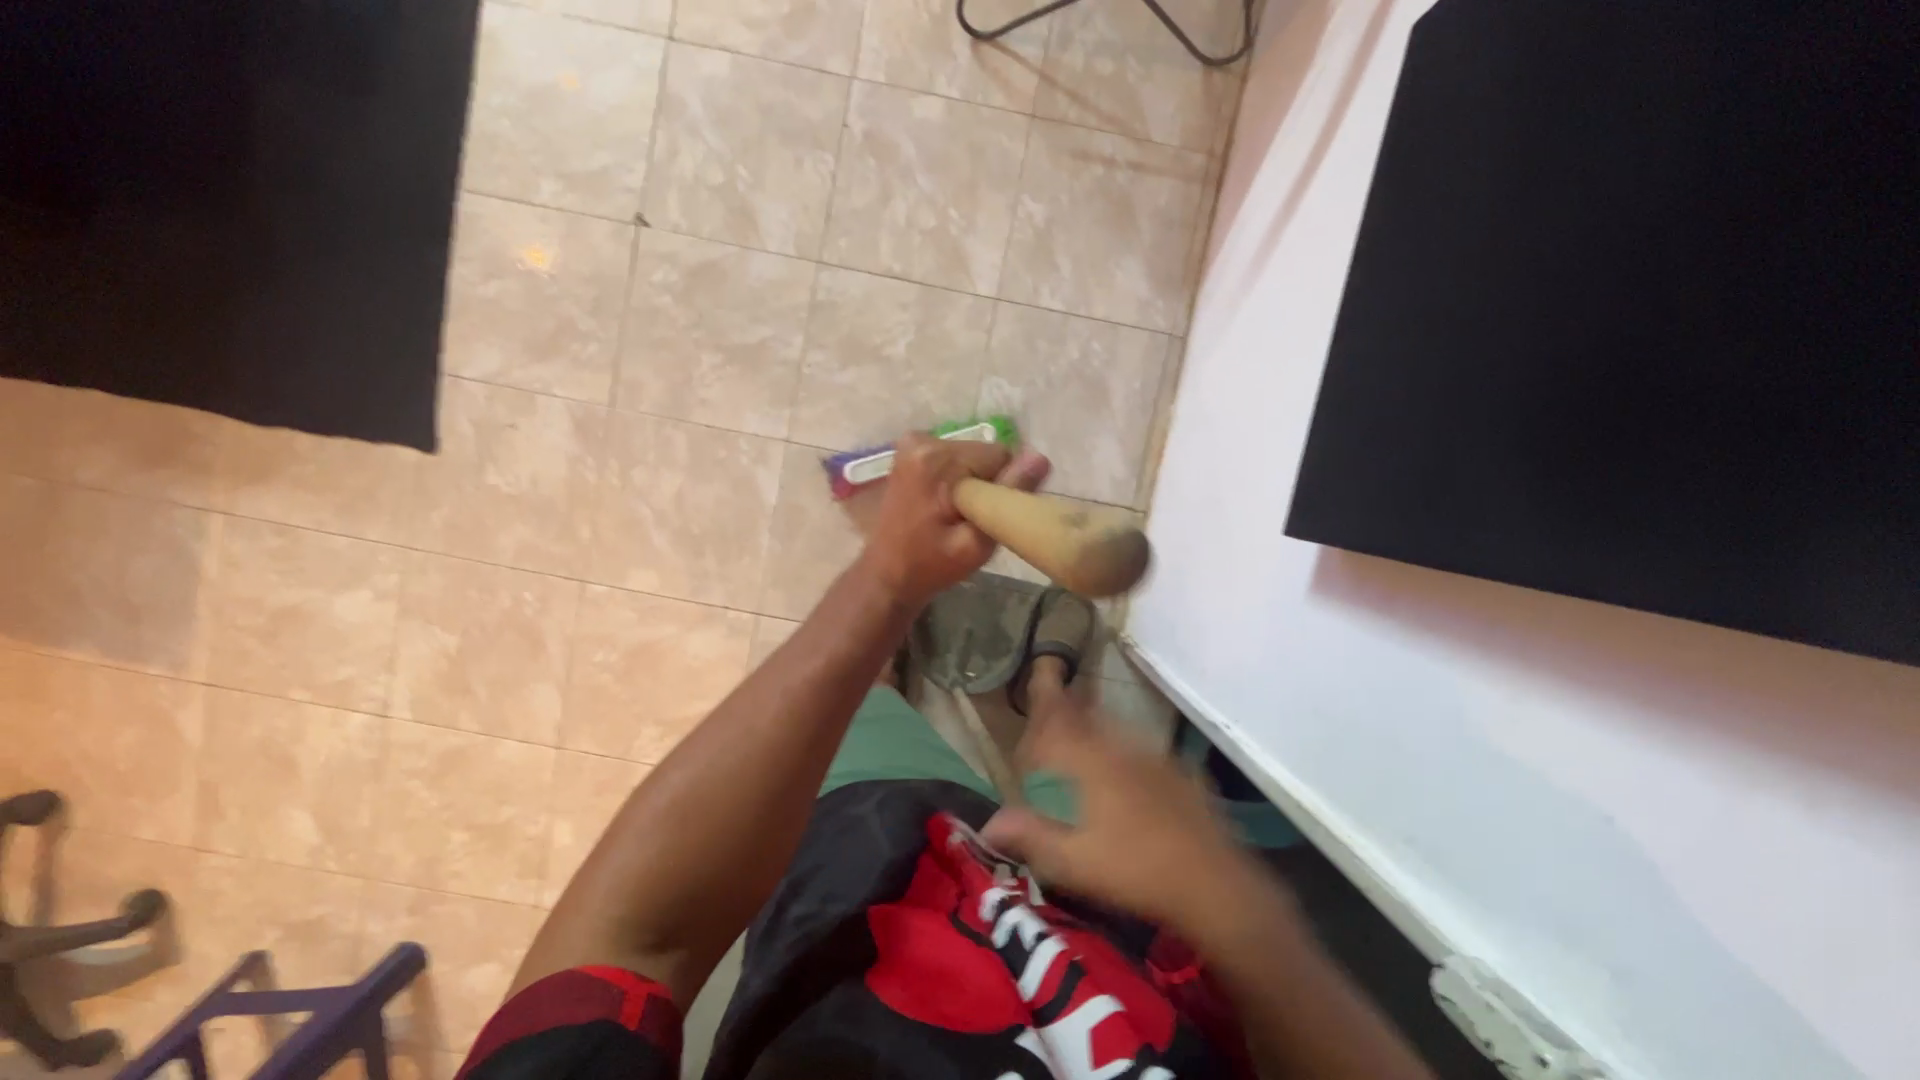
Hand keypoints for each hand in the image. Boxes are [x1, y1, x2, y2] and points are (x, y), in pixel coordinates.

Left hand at [859, 434, 1048, 606]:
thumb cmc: (932, 565)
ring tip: (955, 514)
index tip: (988, 515)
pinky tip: (944, 504)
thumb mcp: (977, 542)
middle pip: (985, 453)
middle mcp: (923, 440)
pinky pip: (955, 458)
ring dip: (972, 482)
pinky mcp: (910, 450)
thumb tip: (1040, 458)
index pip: (1001, 456)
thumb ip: (1008, 495)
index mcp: (937, 459)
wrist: (887, 574)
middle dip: (987, 483)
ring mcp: (913, 443)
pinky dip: (957, 478)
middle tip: (970, 519)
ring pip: (972, 455)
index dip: (1003, 487)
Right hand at [982, 698, 1278, 933]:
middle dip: (1069, 712)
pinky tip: (1128, 787)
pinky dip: (1125, 760)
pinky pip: (1143, 757)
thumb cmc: (1132, 871)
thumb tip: (989, 821)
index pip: (1060, 716)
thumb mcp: (1071, 861)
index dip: (1046, 692)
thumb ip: (1029, 834)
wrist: (1212, 884)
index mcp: (1091, 762)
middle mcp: (1123, 750)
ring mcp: (1158, 761)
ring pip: (1117, 736)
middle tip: (1053, 716)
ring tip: (1083, 753)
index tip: (1041, 669)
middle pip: (1089, 719)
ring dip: (1097, 735)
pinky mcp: (1183, 779)